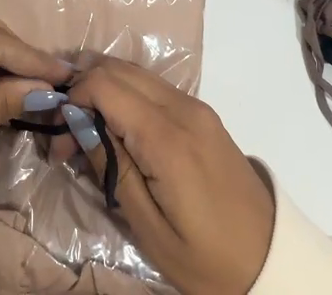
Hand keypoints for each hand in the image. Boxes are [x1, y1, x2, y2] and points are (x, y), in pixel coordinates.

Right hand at [58, 56, 275, 294]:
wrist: (272, 261)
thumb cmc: (207, 258)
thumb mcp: (149, 229)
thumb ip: (111, 167)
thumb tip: (77, 124)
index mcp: (167, 138)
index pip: (104, 85)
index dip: (72, 102)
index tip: (59, 142)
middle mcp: (183, 108)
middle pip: (116, 69)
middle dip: (82, 92)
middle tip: (66, 137)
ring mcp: (196, 107)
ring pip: (134, 72)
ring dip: (103, 91)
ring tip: (87, 134)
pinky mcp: (203, 114)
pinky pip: (153, 87)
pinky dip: (125, 96)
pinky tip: (116, 129)